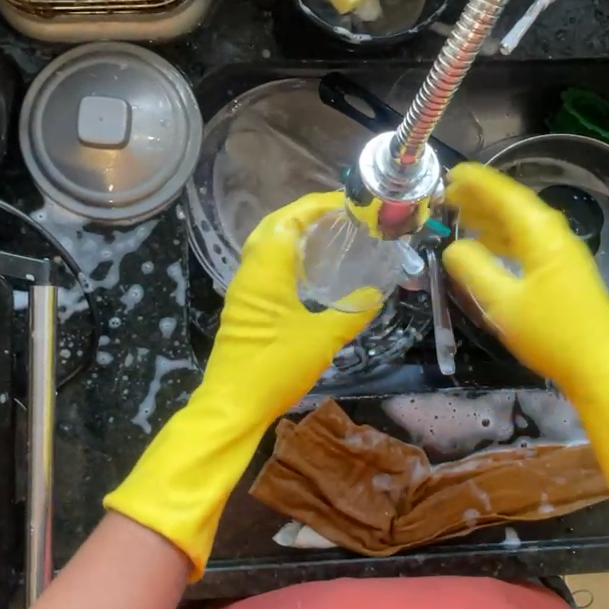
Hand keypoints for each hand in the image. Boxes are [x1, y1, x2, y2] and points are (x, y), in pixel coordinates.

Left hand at [105, 193, 377, 577]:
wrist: (232, 406)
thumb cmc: (274, 368)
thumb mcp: (323, 340)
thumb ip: (352, 312)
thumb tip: (375, 293)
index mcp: (267, 271)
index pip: (289, 220)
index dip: (316, 205)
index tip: (346, 203)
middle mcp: (250, 273)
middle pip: (272, 227)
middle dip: (303, 214)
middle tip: (336, 215)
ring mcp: (243, 291)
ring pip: (265, 246)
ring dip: (292, 234)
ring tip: (327, 235)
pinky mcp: (244, 308)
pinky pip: (265, 267)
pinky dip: (286, 256)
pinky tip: (307, 271)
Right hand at [440, 162, 608, 395]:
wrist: (601, 366)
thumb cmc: (552, 333)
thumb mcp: (502, 302)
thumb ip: (473, 269)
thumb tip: (453, 248)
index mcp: (539, 233)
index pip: (504, 194)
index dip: (475, 182)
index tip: (449, 173)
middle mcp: (552, 235)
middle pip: (513, 206)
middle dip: (480, 198)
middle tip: (447, 193)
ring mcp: (560, 254)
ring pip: (520, 225)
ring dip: (490, 218)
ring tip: (459, 215)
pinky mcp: (562, 273)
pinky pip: (526, 244)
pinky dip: (502, 240)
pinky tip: (486, 248)